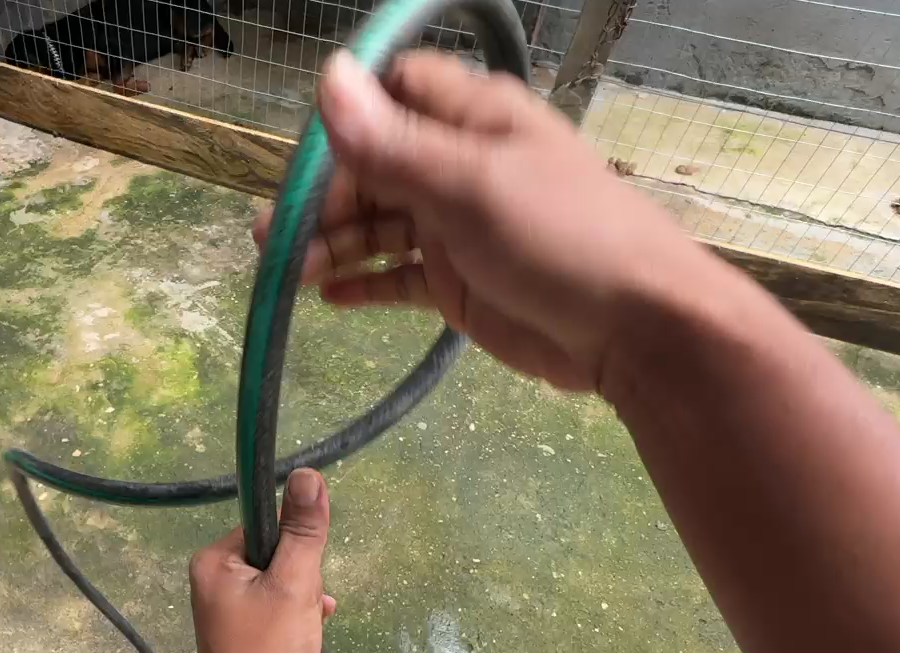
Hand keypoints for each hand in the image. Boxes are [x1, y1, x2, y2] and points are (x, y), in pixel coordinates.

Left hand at [188, 469, 336, 652]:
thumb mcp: (294, 585)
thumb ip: (303, 531)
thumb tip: (307, 474)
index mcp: (213, 563)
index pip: (262, 526)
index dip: (293, 545)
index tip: (302, 574)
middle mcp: (213, 583)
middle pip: (274, 555)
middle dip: (301, 577)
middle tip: (304, 605)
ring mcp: (228, 613)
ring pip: (280, 584)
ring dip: (303, 598)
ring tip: (310, 623)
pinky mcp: (246, 637)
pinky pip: (277, 610)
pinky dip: (298, 617)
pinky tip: (312, 632)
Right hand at [253, 51, 715, 395]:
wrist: (626, 328)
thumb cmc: (558, 239)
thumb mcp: (470, 186)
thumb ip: (394, 145)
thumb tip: (327, 78)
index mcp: (472, 122)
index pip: (395, 97)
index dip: (347, 123)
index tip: (305, 164)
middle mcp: (458, 168)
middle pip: (374, 171)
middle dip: (324, 202)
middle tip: (274, 241)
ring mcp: (454, 230)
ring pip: (378, 230)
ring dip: (332, 248)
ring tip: (285, 276)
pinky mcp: (454, 283)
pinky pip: (396, 278)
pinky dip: (364, 285)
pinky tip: (329, 298)